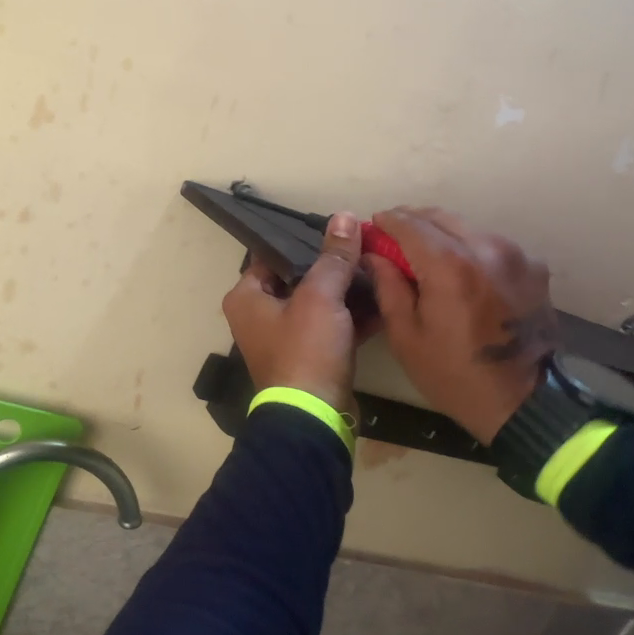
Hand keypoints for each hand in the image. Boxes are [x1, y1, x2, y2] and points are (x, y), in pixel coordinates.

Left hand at [221, 212, 365, 415]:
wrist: (314, 417)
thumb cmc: (305, 350)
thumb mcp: (320, 297)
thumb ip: (333, 257)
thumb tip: (343, 216)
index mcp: (246, 298)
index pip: (273, 257)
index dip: (306, 242)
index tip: (341, 230)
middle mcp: (260, 316)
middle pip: (300, 279)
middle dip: (334, 267)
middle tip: (368, 247)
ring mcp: (287, 339)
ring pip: (321, 304)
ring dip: (349, 291)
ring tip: (382, 268)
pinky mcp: (312, 358)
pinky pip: (334, 327)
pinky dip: (355, 317)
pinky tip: (387, 300)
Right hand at [363, 208, 557, 442]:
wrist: (525, 404)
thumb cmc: (455, 374)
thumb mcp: (406, 336)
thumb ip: (388, 286)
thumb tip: (375, 255)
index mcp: (450, 265)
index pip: (409, 224)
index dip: (385, 221)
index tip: (372, 227)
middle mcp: (486, 248)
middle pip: (440, 217)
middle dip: (412, 223)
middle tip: (393, 240)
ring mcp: (516, 256)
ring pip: (467, 228)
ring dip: (442, 235)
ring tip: (426, 257)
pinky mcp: (534, 268)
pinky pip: (492, 246)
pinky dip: (470, 250)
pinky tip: (461, 273)